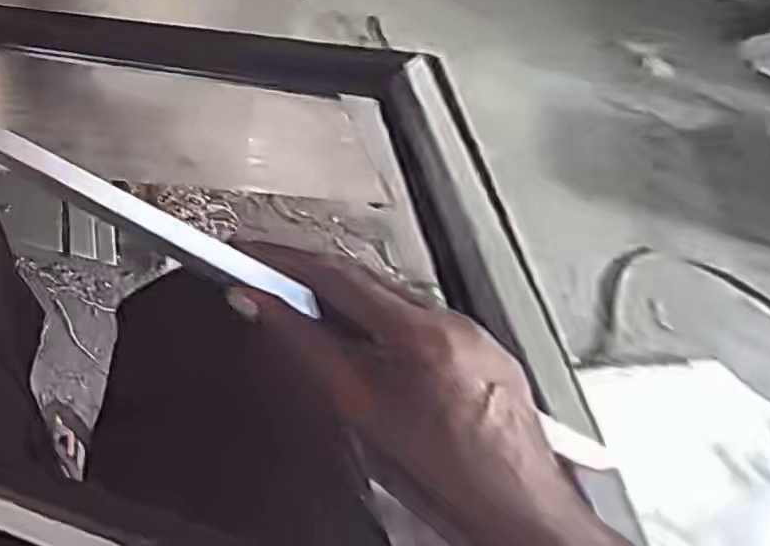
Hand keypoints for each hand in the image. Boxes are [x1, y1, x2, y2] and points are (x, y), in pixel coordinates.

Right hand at [231, 244, 624, 545]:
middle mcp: (453, 323)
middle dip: (305, 273)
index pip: (334, 274)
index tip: (247, 252)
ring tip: (302, 307)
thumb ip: (299, 341)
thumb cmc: (448, 478)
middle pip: (359, 276)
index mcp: (423, 333)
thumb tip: (258, 301)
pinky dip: (372, 314)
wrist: (522, 524)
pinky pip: (412, 314)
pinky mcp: (481, 350)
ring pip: (385, 293)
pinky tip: (354, 334)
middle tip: (263, 273)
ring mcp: (472, 335)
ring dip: (338, 295)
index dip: (281, 258)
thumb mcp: (354, 402)